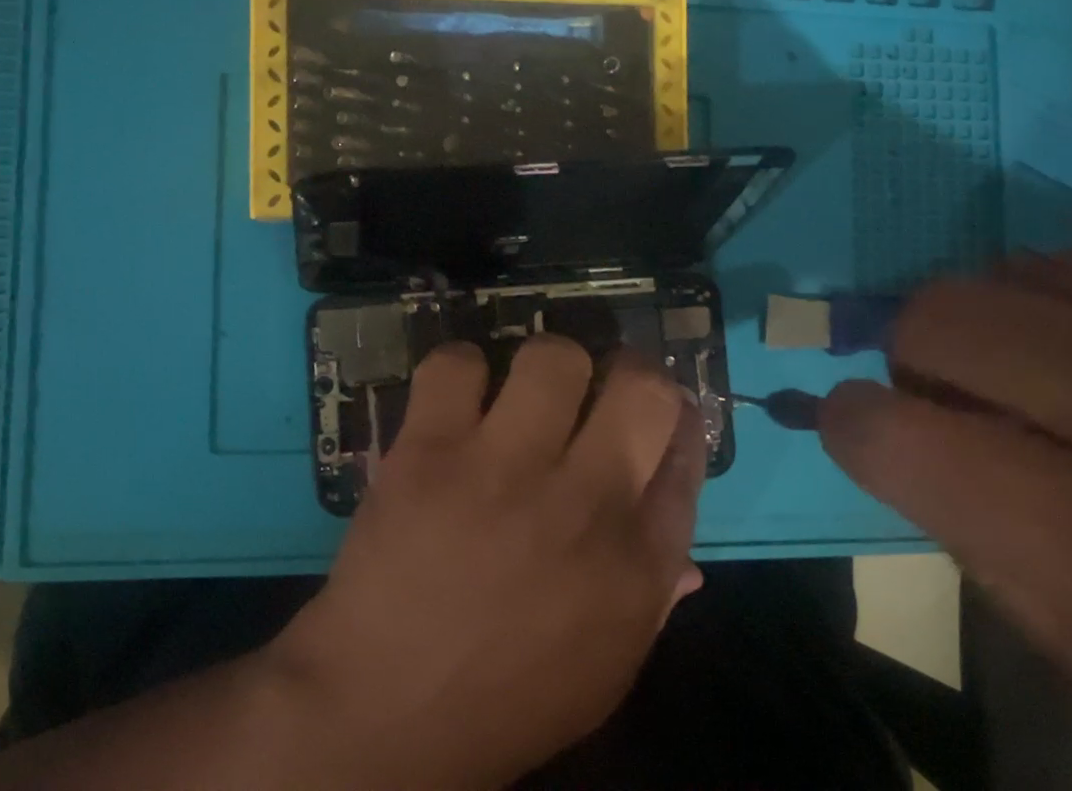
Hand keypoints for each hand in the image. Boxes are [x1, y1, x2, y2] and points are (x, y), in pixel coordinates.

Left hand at [265, 336, 706, 788]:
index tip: (656, 415)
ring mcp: (503, 468)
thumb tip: (687, 559)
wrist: (384, 712)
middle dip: (627, 374)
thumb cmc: (504, 700)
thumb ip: (651, 602)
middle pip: (640, 389)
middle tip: (593, 391)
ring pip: (551, 359)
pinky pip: (455, 364)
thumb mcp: (604, 671)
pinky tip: (454, 399)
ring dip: (543, 367)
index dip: (677, 421)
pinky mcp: (429, 451)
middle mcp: (585, 500)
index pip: (685, 454)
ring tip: (518, 394)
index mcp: (638, 561)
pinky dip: (459, 368)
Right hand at [819, 236, 1071, 789]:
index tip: (872, 427)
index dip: (853, 422)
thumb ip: (1001, 568)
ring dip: (1012, 321)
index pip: (890, 433)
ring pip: (1022, 269)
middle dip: (922, 356)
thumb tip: (912, 461)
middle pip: (939, 318)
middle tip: (966, 392)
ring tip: (1067, 368)